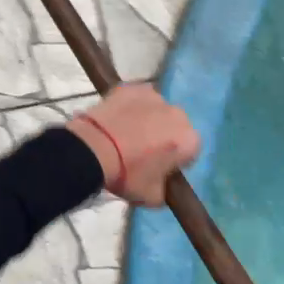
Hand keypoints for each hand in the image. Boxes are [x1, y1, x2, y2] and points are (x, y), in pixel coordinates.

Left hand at [67, 83, 200, 205]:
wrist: (93, 149)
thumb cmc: (127, 174)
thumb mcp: (153, 197)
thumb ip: (166, 188)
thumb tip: (162, 182)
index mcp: (189, 140)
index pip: (190, 152)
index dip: (175, 161)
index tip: (159, 168)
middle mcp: (178, 113)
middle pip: (175, 127)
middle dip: (164, 136)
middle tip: (142, 151)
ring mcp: (154, 96)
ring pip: (157, 110)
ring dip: (148, 119)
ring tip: (126, 134)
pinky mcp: (130, 87)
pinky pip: (136, 99)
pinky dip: (129, 107)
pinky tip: (116, 120)